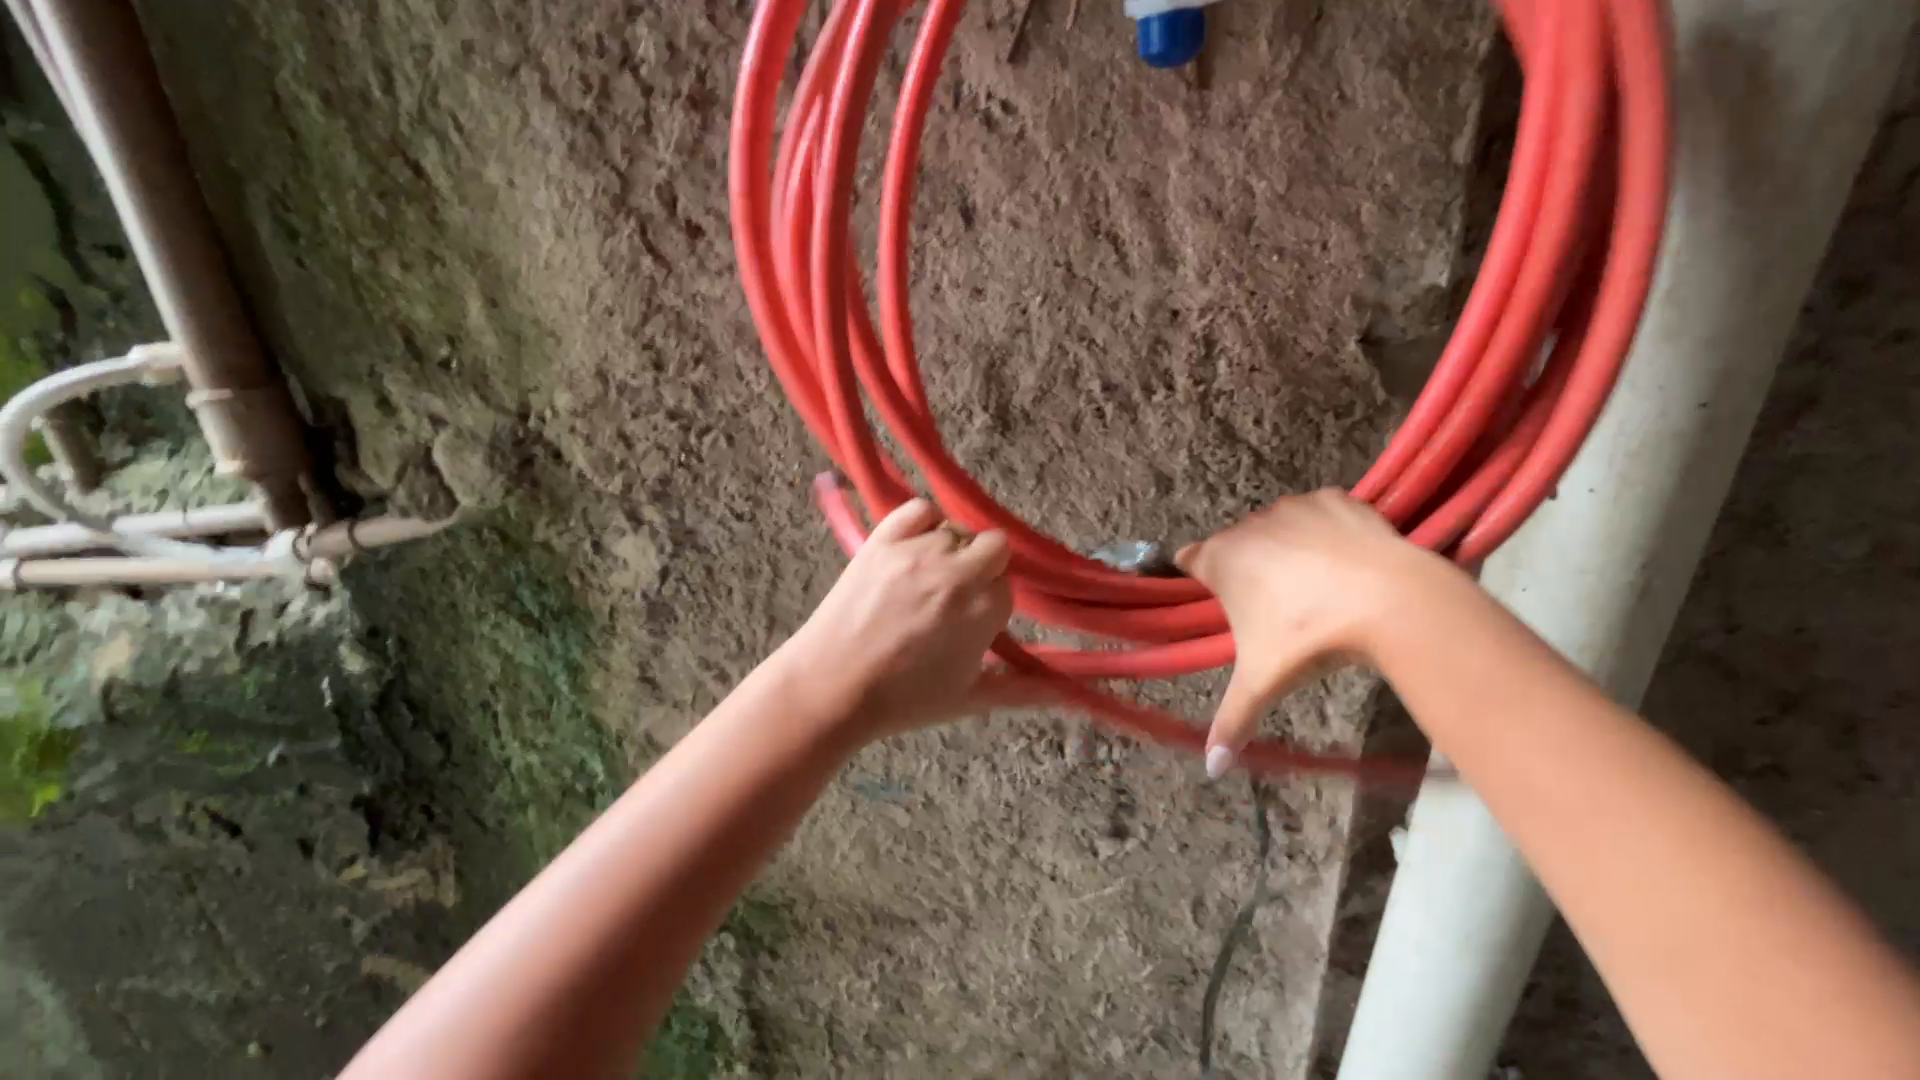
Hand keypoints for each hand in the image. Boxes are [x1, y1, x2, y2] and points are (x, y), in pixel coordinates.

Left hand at [783, 498, 1033, 739]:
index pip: (1008, 587)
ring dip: (950, 550)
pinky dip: (923, 523)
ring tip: (925, 581)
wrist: (830, 688)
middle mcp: (956, 573)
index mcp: (983, 611)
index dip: (991, 605)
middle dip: (980, 570)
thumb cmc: (902, 701)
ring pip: (956, 530)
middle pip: (993, 547)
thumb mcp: (970, 699)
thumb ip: (1024, 689)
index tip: (970, 624)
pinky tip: (914, 549)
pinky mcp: (882, 540)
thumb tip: (1071, 694)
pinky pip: (919, 509)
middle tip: (952, 598)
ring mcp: (917, 552)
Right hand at [1176, 489, 1442, 776]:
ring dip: (1286, 549)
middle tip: (1276, 608)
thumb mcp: (1265, 682)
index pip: (1190, 558)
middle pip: (1237, 545)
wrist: (1390, 601)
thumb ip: (1231, 721)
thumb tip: (1210, 768)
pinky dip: (1325, 532)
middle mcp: (1249, 525)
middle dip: (1249, 569)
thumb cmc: (1311, 639)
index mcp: (1221, 560)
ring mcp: (1293, 508)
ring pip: (1277, 527)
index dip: (1200, 577)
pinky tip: (1344, 561)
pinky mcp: (1334, 498)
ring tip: (1316, 588)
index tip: (1216, 597)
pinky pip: (1318, 514)